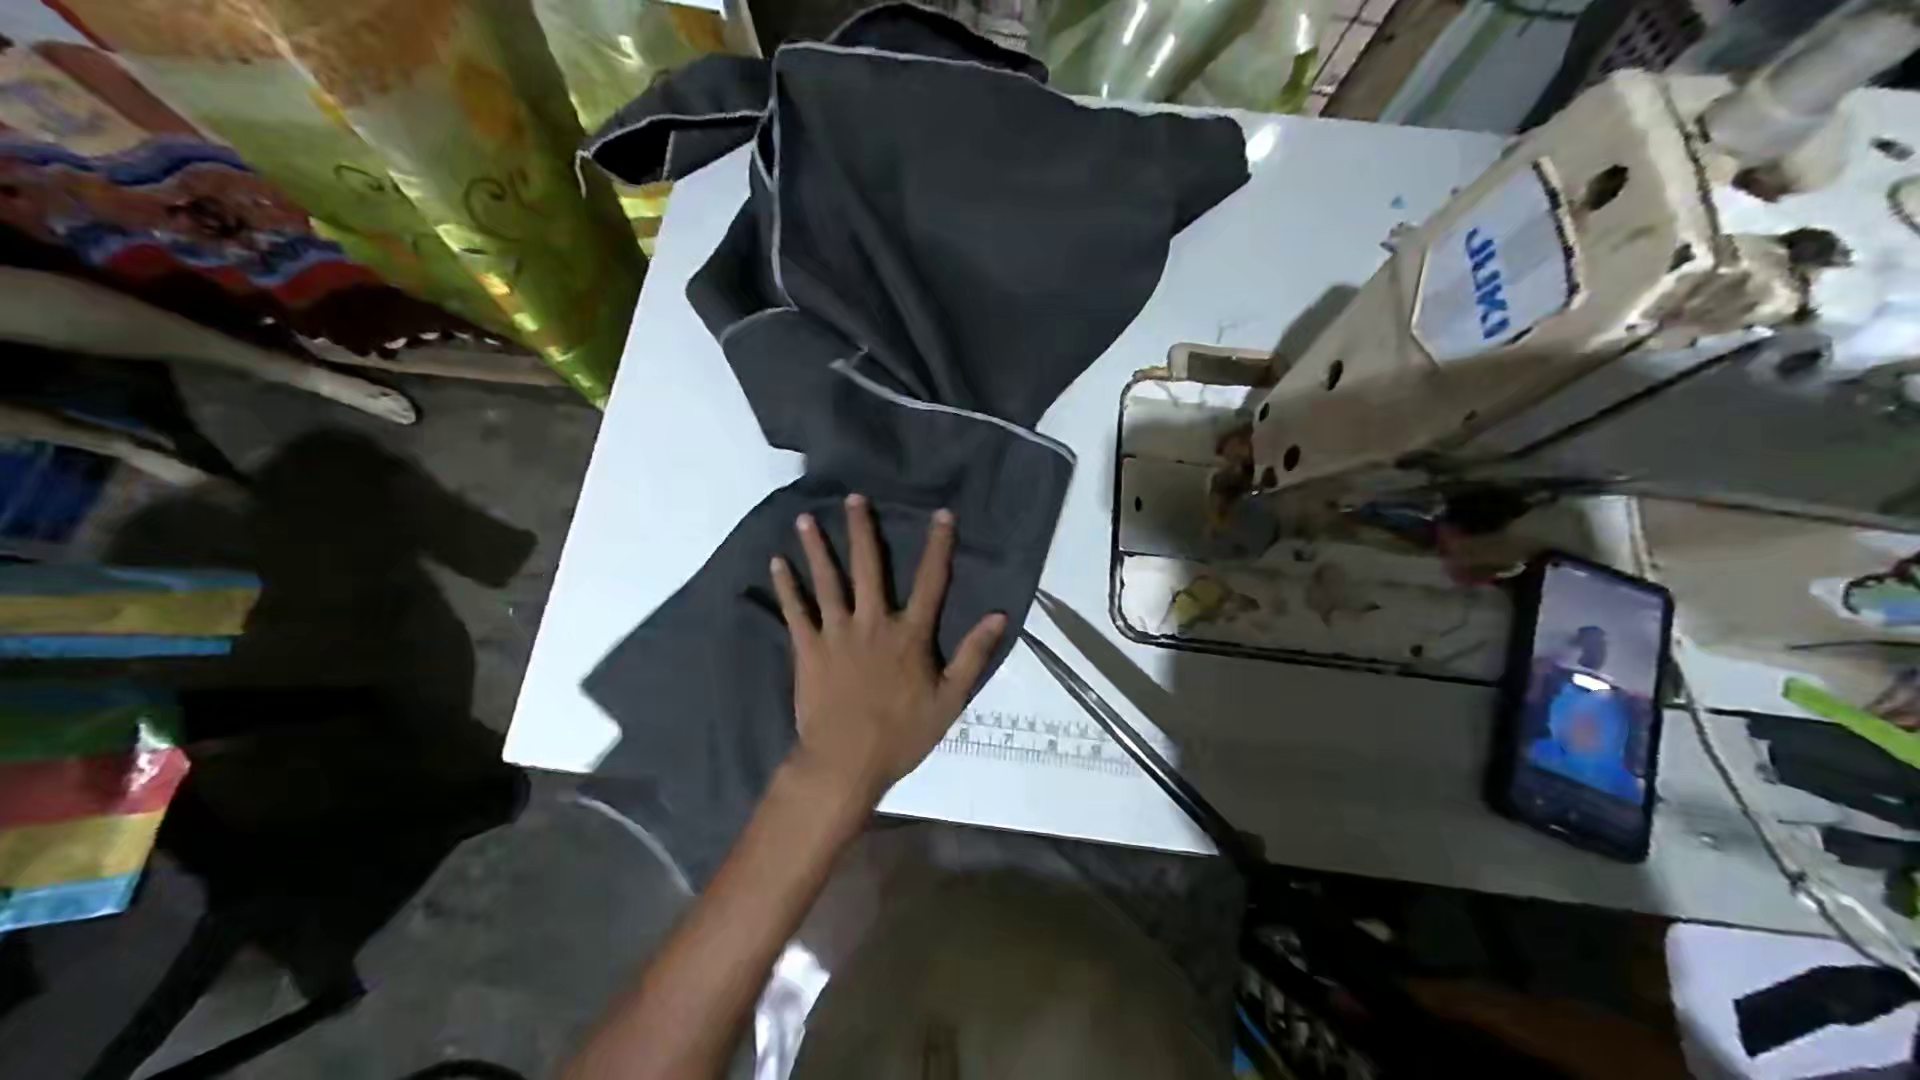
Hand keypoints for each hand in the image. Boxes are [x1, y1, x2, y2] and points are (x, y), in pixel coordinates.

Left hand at [769, 494, 1006, 799]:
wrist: (846, 761)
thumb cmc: (902, 734)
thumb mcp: (950, 700)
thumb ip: (973, 655)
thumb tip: (1000, 616)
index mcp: (910, 634)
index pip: (931, 582)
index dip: (939, 546)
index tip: (942, 514)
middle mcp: (873, 623)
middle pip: (869, 567)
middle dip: (863, 530)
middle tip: (854, 498)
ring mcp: (837, 633)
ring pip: (827, 581)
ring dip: (817, 548)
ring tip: (806, 519)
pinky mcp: (808, 648)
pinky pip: (795, 611)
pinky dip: (785, 587)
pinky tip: (776, 563)